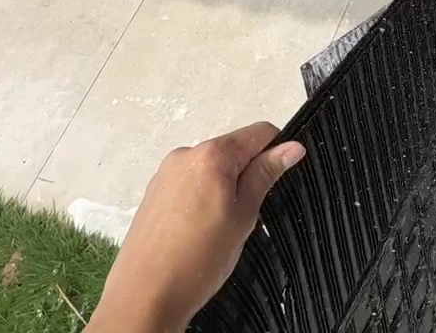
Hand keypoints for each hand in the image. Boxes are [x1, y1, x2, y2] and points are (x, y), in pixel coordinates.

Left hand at [88, 122, 304, 331]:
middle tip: (247, 213)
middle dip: (247, 173)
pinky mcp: (152, 194)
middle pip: (233, 149)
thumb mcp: (244, 216)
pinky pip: (190, 182)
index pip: (260, 132)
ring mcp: (165, 174)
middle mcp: (186, 154)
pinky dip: (202, 196)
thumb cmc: (199, 260)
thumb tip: (294, 147)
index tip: (276, 181)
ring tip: (219, 227)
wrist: (141, 302)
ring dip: (224, 185)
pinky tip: (198, 230)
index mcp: (212, 154)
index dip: (277, 151)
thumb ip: (266, 174)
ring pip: (211, 168)